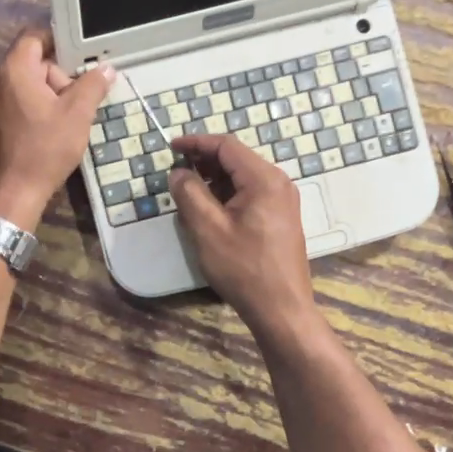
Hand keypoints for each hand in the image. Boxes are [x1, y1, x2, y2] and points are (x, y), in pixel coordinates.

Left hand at [0, 27, 115, 231]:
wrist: (15, 191)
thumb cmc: (46, 149)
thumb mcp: (77, 114)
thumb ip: (93, 85)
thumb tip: (106, 69)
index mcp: (14, 70)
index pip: (34, 36)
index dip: (58, 41)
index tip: (80, 56)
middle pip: (32, 61)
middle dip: (58, 76)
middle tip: (76, 100)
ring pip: (26, 82)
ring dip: (48, 93)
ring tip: (66, 118)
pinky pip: (17, 99)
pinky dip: (35, 105)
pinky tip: (50, 127)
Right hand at [169, 134, 317, 329]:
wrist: (281, 308)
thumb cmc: (243, 268)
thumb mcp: (208, 229)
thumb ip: (189, 194)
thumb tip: (178, 172)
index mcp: (264, 179)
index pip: (226, 146)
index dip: (196, 143)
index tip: (170, 147)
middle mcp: (278, 183)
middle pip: (236, 159)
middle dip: (203, 161)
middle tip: (175, 171)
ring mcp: (282, 201)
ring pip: (242, 177)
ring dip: (213, 179)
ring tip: (186, 191)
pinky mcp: (279, 218)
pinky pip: (249, 194)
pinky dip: (226, 194)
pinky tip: (208, 209)